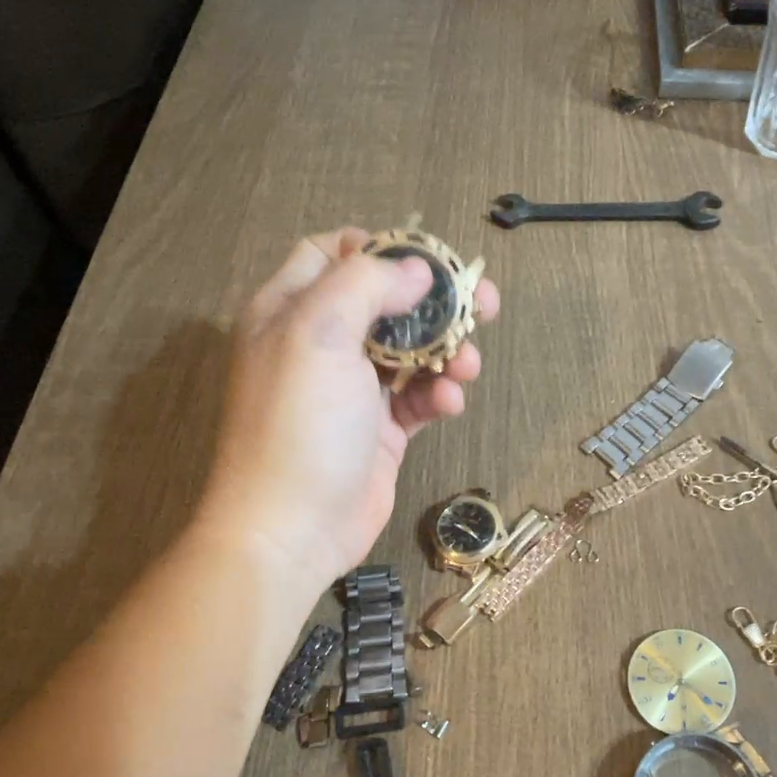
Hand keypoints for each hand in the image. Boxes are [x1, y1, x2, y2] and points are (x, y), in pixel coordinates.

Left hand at [197, 228, 499, 587]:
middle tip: (484, 304)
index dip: (379, 249)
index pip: (333, 253)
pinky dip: (439, 396)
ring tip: (469, 366)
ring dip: (448, 352)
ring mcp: (353, 390)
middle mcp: (322, 344)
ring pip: (412, 351)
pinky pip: (419, 398)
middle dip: (437, 301)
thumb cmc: (300, 422)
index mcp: (291, 309)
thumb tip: (417, 270)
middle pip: (386, 302)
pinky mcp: (381, 430)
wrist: (293, 527)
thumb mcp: (320, 333)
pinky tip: (449, 404)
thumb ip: (367, 284)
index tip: (425, 262)